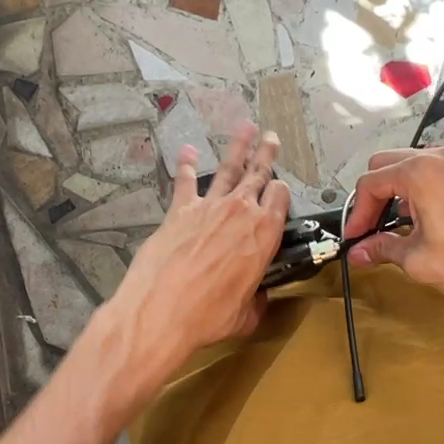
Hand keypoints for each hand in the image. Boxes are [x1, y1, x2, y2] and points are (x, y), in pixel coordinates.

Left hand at [103, 124, 291, 373]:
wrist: (161, 309)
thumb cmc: (209, 315)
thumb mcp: (245, 315)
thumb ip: (256, 301)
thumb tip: (259, 299)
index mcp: (265, 234)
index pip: (281, 198)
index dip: (282, 191)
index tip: (280, 188)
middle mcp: (241, 212)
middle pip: (258, 174)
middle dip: (266, 154)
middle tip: (271, 137)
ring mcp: (209, 206)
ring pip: (229, 168)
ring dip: (239, 146)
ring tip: (246, 127)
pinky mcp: (180, 210)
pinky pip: (186, 181)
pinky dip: (187, 164)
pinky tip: (187, 150)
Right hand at [341, 147, 443, 307]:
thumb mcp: (418, 260)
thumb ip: (382, 249)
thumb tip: (362, 251)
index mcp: (421, 174)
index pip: (370, 183)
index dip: (357, 212)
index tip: (356, 234)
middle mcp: (440, 160)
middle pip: (386, 165)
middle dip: (373, 196)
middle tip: (369, 227)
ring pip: (410, 164)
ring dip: (396, 191)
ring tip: (393, 225)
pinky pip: (434, 171)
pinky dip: (419, 189)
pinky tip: (420, 219)